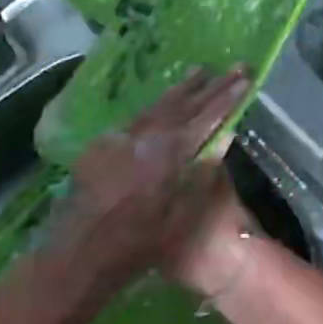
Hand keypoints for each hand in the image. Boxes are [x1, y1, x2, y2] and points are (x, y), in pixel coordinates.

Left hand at [54, 66, 251, 280]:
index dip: (228, 98)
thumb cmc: (136, 245)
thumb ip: (202, 174)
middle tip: (235, 67)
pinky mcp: (102, 144)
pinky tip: (164, 102)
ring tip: (201, 70)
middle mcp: (145, 137)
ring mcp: (120, 137)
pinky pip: (137, 118)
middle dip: (212, 85)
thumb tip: (224, 137)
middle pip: (185, 104)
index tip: (246, 79)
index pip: (206, 118)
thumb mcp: (180, 217)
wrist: (76, 256)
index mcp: (167, 155)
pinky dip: (156, 106)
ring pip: (158, 106)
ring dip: (183, 89)